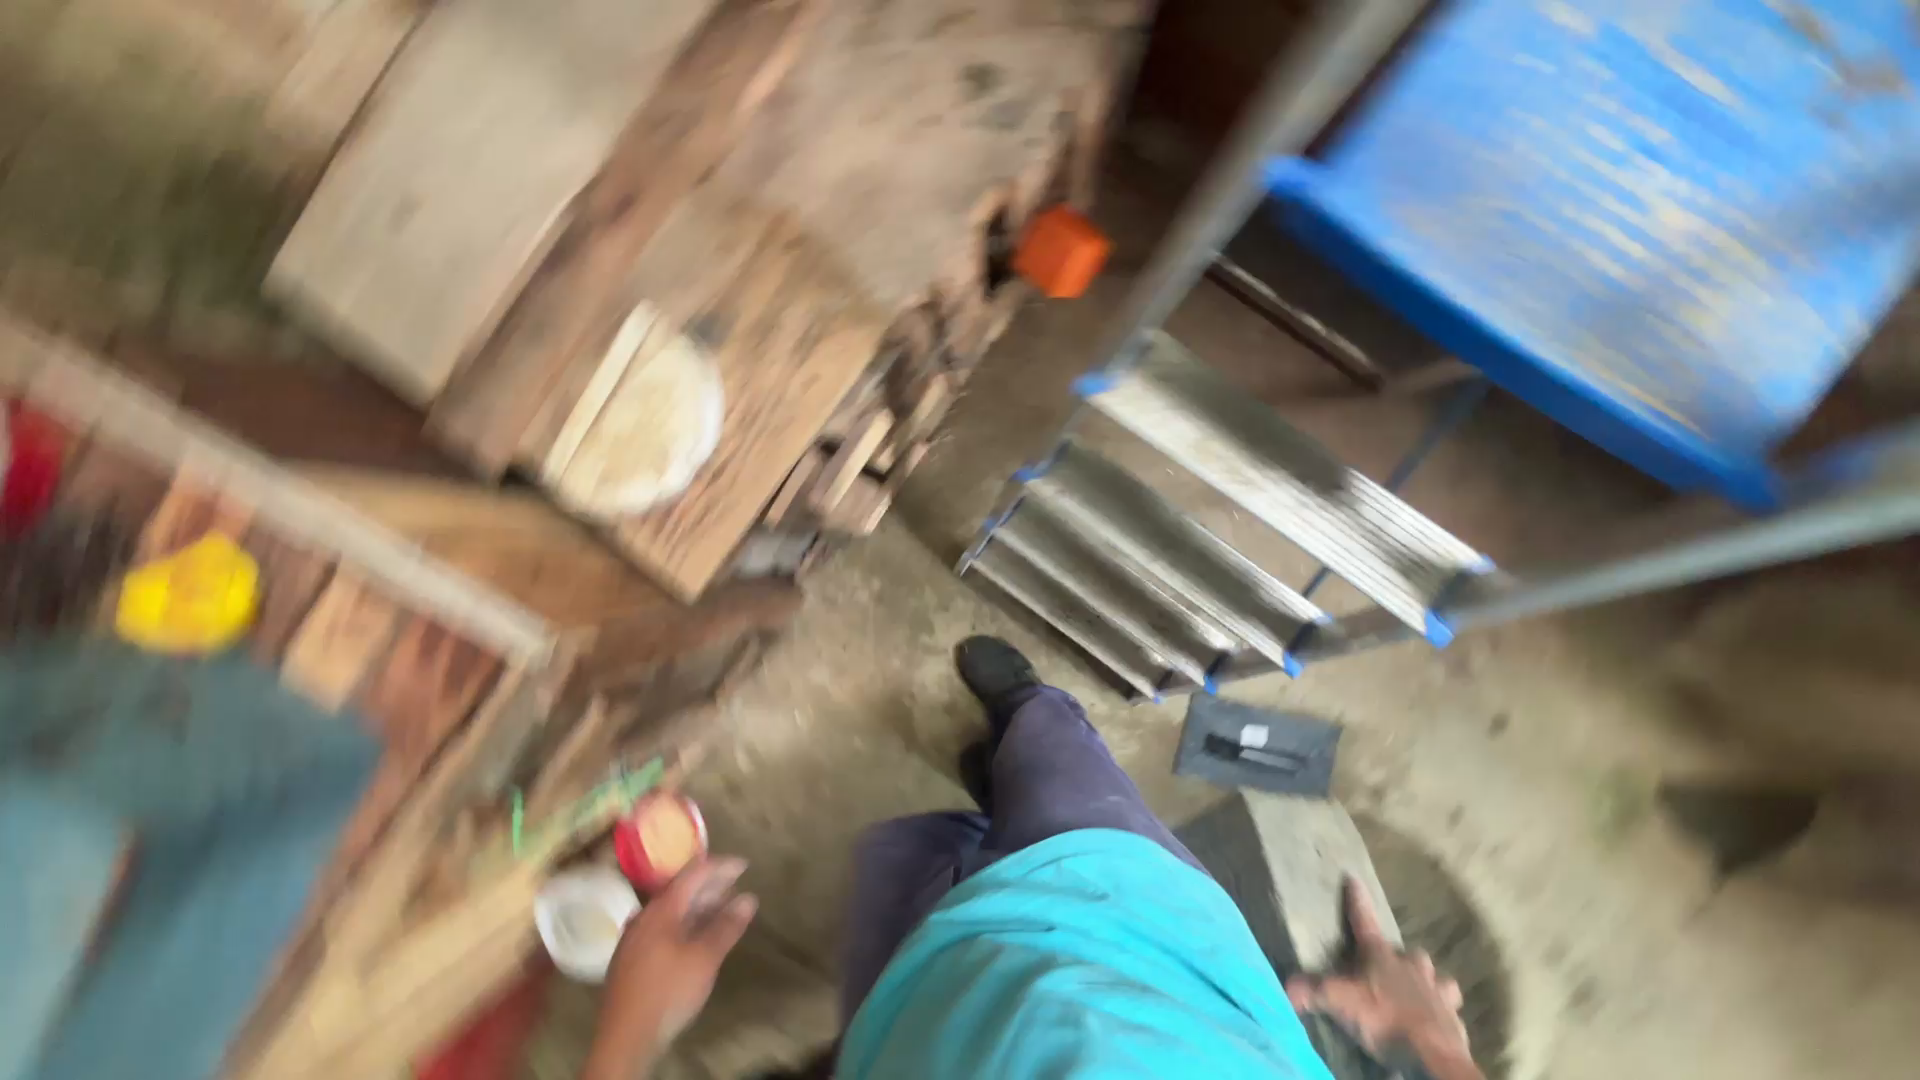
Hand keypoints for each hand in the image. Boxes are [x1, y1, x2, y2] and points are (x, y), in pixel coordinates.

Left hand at [585, 857, 757, 1079]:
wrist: (624, 1039)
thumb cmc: (668, 992)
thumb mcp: (705, 958)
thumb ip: (727, 926)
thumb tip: (748, 899)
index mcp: (662, 909)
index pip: (694, 873)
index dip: (721, 866)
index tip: (745, 866)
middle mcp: (645, 916)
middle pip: (681, 889)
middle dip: (711, 886)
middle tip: (737, 886)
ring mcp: (635, 937)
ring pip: (671, 910)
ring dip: (698, 906)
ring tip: (722, 909)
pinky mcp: (631, 958)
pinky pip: (663, 927)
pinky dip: (684, 923)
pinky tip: (695, 936)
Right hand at [1285, 878, 1477, 1078]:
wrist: (1432, 1056)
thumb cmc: (1383, 1018)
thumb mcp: (1338, 1001)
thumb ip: (1311, 991)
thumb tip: (1285, 986)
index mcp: (1381, 956)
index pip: (1364, 920)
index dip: (1357, 901)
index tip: (1353, 879)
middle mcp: (1413, 969)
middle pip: (1413, 954)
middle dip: (1406, 957)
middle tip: (1396, 965)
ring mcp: (1438, 995)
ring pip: (1441, 981)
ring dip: (1433, 984)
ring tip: (1424, 992)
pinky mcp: (1455, 1024)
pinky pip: (1451, 1014)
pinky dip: (1444, 1017)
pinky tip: (1437, 1026)